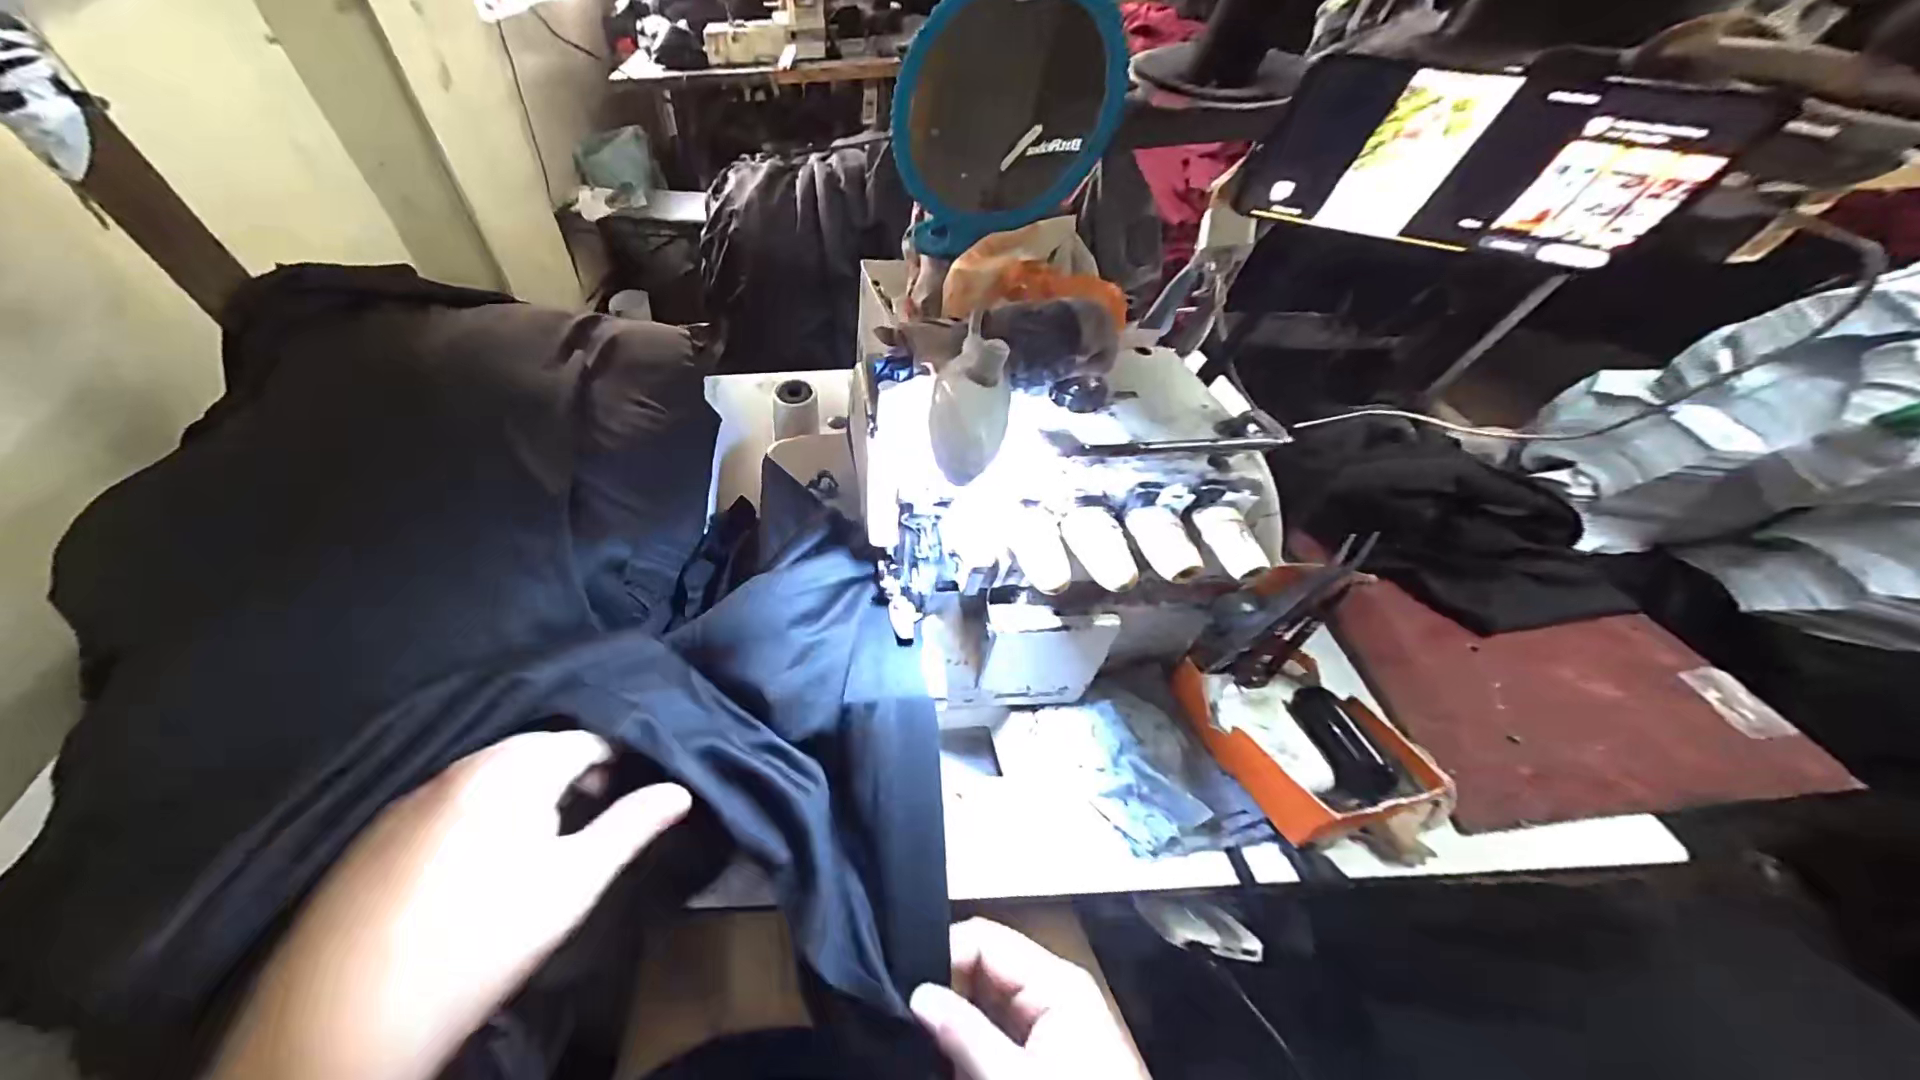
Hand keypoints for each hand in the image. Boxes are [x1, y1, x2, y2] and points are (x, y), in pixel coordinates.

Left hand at [208, 731, 691, 1079]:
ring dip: (522, 792)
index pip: (584, 741)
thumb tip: (680, 792)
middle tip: (583, 821)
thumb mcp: (576, 883)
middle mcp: (458, 769)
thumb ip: (631, 826)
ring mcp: (407, 800)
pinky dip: (475, 812)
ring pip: (488, 774)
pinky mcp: (371, 836)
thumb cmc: (484, 940)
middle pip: (534, 750)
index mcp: (511, 770)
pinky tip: (473, 864)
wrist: (342, 1023)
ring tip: (534, 842)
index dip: (614, 763)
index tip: (622, 796)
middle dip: (568, 774)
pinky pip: (445, 801)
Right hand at [910, 918, 1148, 1079]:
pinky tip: (947, 1062)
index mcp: (1054, 980)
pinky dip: (970, 1046)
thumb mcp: (1015, 1079)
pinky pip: (996, 1034)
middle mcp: (1051, 991)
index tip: (904, 989)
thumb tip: (918, 994)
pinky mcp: (1044, 1057)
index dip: (943, 954)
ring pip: (985, 1003)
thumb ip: (965, 1033)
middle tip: (905, 1018)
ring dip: (954, 1022)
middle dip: (945, 990)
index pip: (986, 939)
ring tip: (919, 1040)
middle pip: (984, 968)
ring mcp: (1049, 1024)